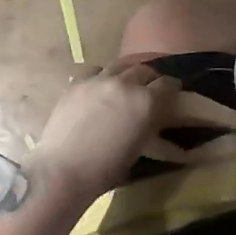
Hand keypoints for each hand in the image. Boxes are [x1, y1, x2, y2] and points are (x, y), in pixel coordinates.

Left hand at [29, 61, 179, 204]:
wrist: (64, 169)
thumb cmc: (106, 169)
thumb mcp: (139, 149)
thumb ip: (150, 127)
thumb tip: (156, 121)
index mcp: (147, 102)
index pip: (168, 84)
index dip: (172, 88)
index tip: (172, 93)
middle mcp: (125, 83)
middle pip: (144, 70)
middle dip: (150, 79)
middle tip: (148, 89)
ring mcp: (98, 80)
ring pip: (119, 65)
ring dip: (127, 73)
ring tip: (125, 83)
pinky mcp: (76, 83)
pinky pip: (94, 70)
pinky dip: (101, 74)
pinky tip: (99, 85)